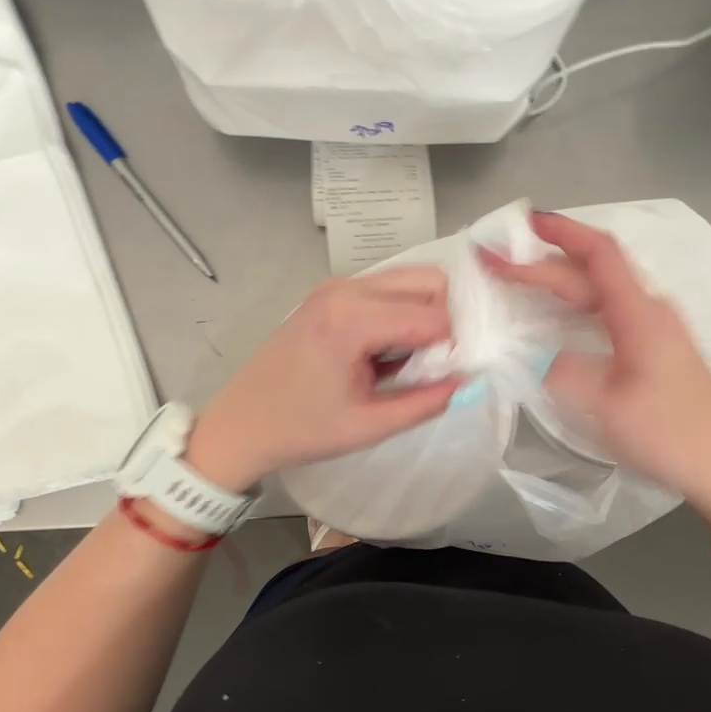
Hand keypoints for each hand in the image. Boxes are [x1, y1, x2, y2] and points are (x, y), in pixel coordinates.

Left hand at [185, 267, 458, 492]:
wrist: (242, 425)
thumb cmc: (302, 430)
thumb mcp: (370, 426)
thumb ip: (425, 402)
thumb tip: (468, 382)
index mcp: (351, 319)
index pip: (434, 317)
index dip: (452, 348)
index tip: (447, 378)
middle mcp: (345, 289)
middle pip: (428, 282)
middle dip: (444, 321)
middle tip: (433, 365)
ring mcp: (335, 286)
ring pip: (409, 281)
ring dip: (422, 316)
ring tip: (408, 362)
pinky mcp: (329, 294)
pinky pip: (386, 290)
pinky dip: (400, 314)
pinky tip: (386, 354)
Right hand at [480, 211, 710, 502]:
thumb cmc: (669, 438)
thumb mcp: (605, 410)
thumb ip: (564, 374)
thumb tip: (539, 356)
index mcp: (641, 316)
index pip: (599, 254)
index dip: (560, 232)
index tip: (520, 225)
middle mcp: (652, 312)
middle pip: (596, 272)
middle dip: (546, 261)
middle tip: (499, 262)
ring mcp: (659, 330)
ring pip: (604, 290)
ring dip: (562, 280)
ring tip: (522, 279)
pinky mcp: (659, 350)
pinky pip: (611, 311)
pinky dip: (578, 303)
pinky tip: (560, 318)